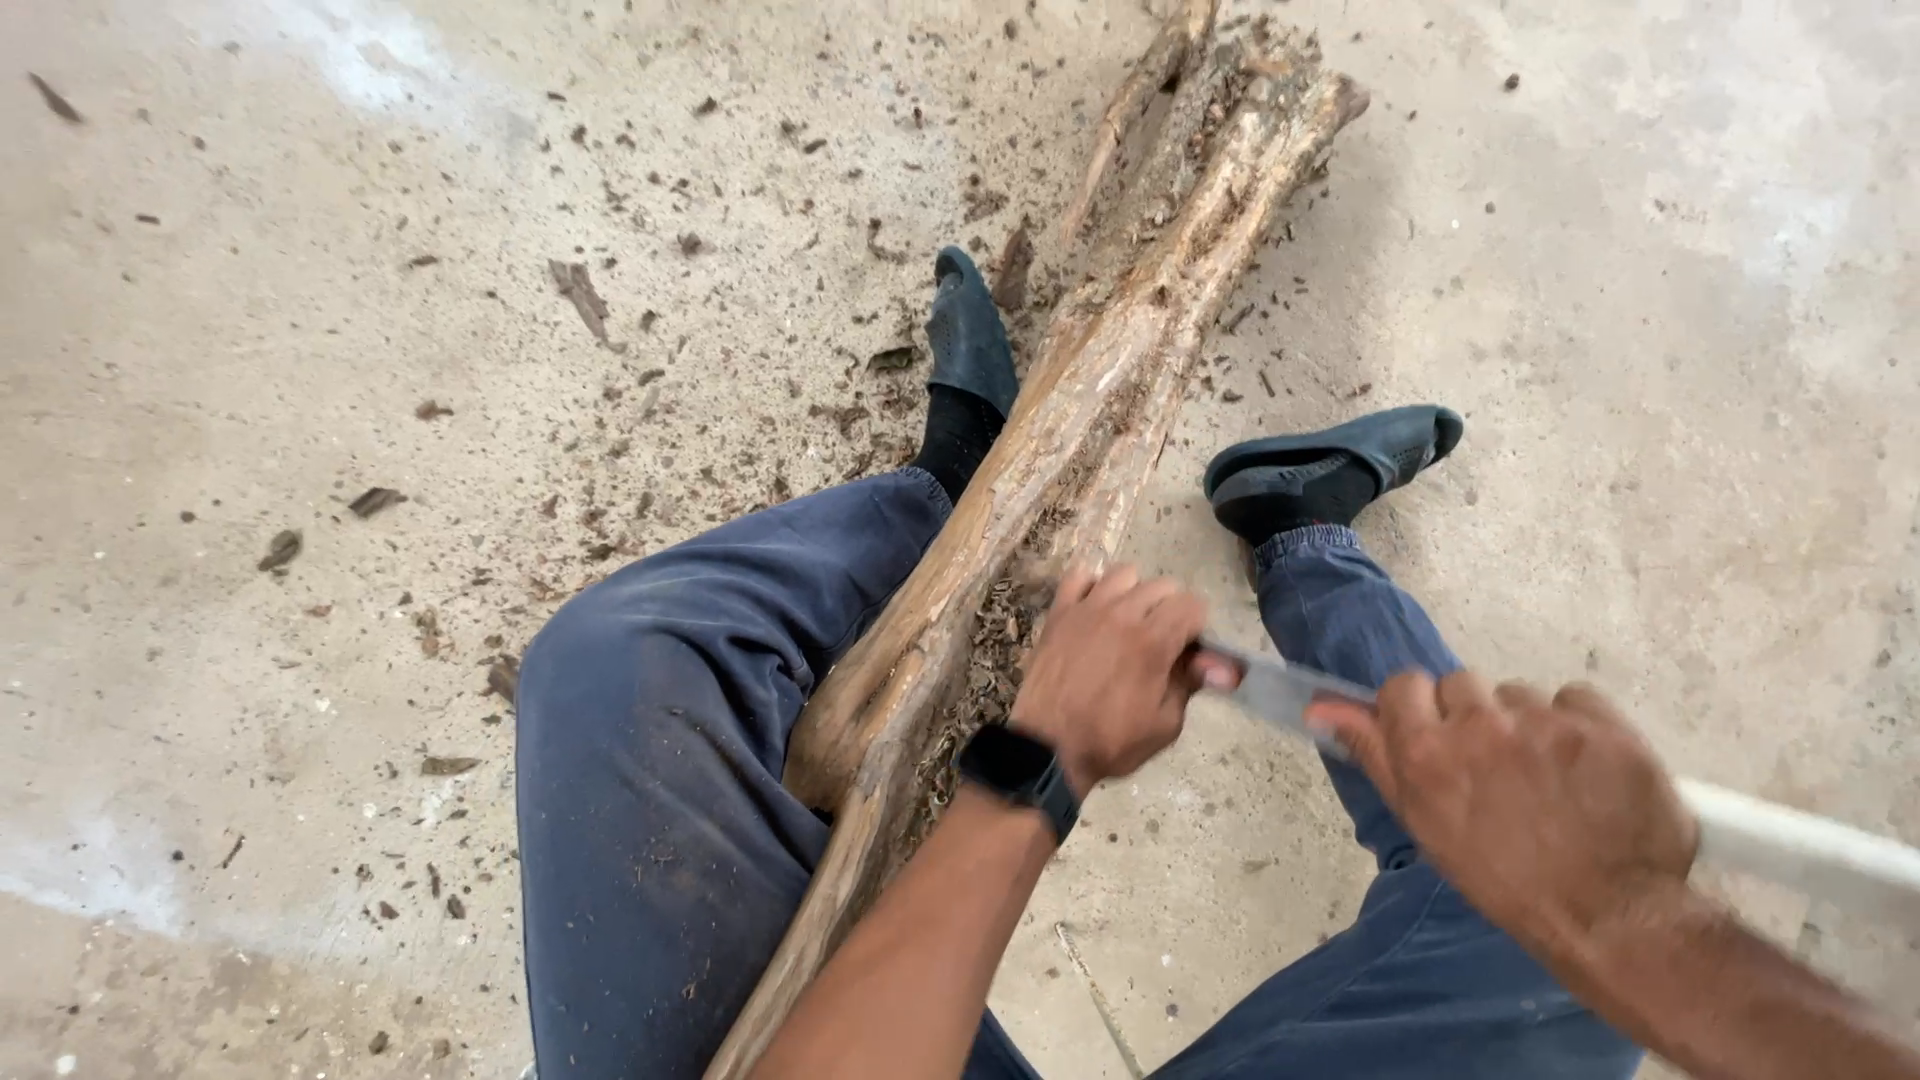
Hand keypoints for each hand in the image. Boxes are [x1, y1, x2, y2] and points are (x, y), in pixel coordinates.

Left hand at [1008, 564, 1237, 796]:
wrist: (1048, 747)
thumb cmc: (1111, 741)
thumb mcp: (1165, 723)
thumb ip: (1190, 683)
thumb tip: (1221, 664)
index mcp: (1153, 641)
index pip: (1192, 604)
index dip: (1197, 626)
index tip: (1188, 648)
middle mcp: (1122, 614)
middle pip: (1162, 586)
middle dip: (1170, 610)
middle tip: (1161, 640)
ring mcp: (1087, 609)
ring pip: (1124, 574)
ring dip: (1135, 593)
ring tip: (1128, 622)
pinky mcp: (1059, 613)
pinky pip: (1079, 576)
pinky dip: (1092, 586)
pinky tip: (1095, 609)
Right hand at [1307, 674, 1698, 953]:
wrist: (1607, 916)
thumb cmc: (1498, 874)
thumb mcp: (1420, 819)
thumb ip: (1373, 752)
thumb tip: (1319, 707)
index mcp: (1425, 750)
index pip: (1404, 684)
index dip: (1419, 708)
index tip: (1437, 735)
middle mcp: (1479, 725)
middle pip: (1460, 683)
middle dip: (1472, 714)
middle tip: (1494, 762)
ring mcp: (1545, 724)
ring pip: (1518, 694)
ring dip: (1524, 722)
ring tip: (1545, 771)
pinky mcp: (1605, 728)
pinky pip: (1576, 699)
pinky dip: (1577, 724)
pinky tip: (1584, 764)